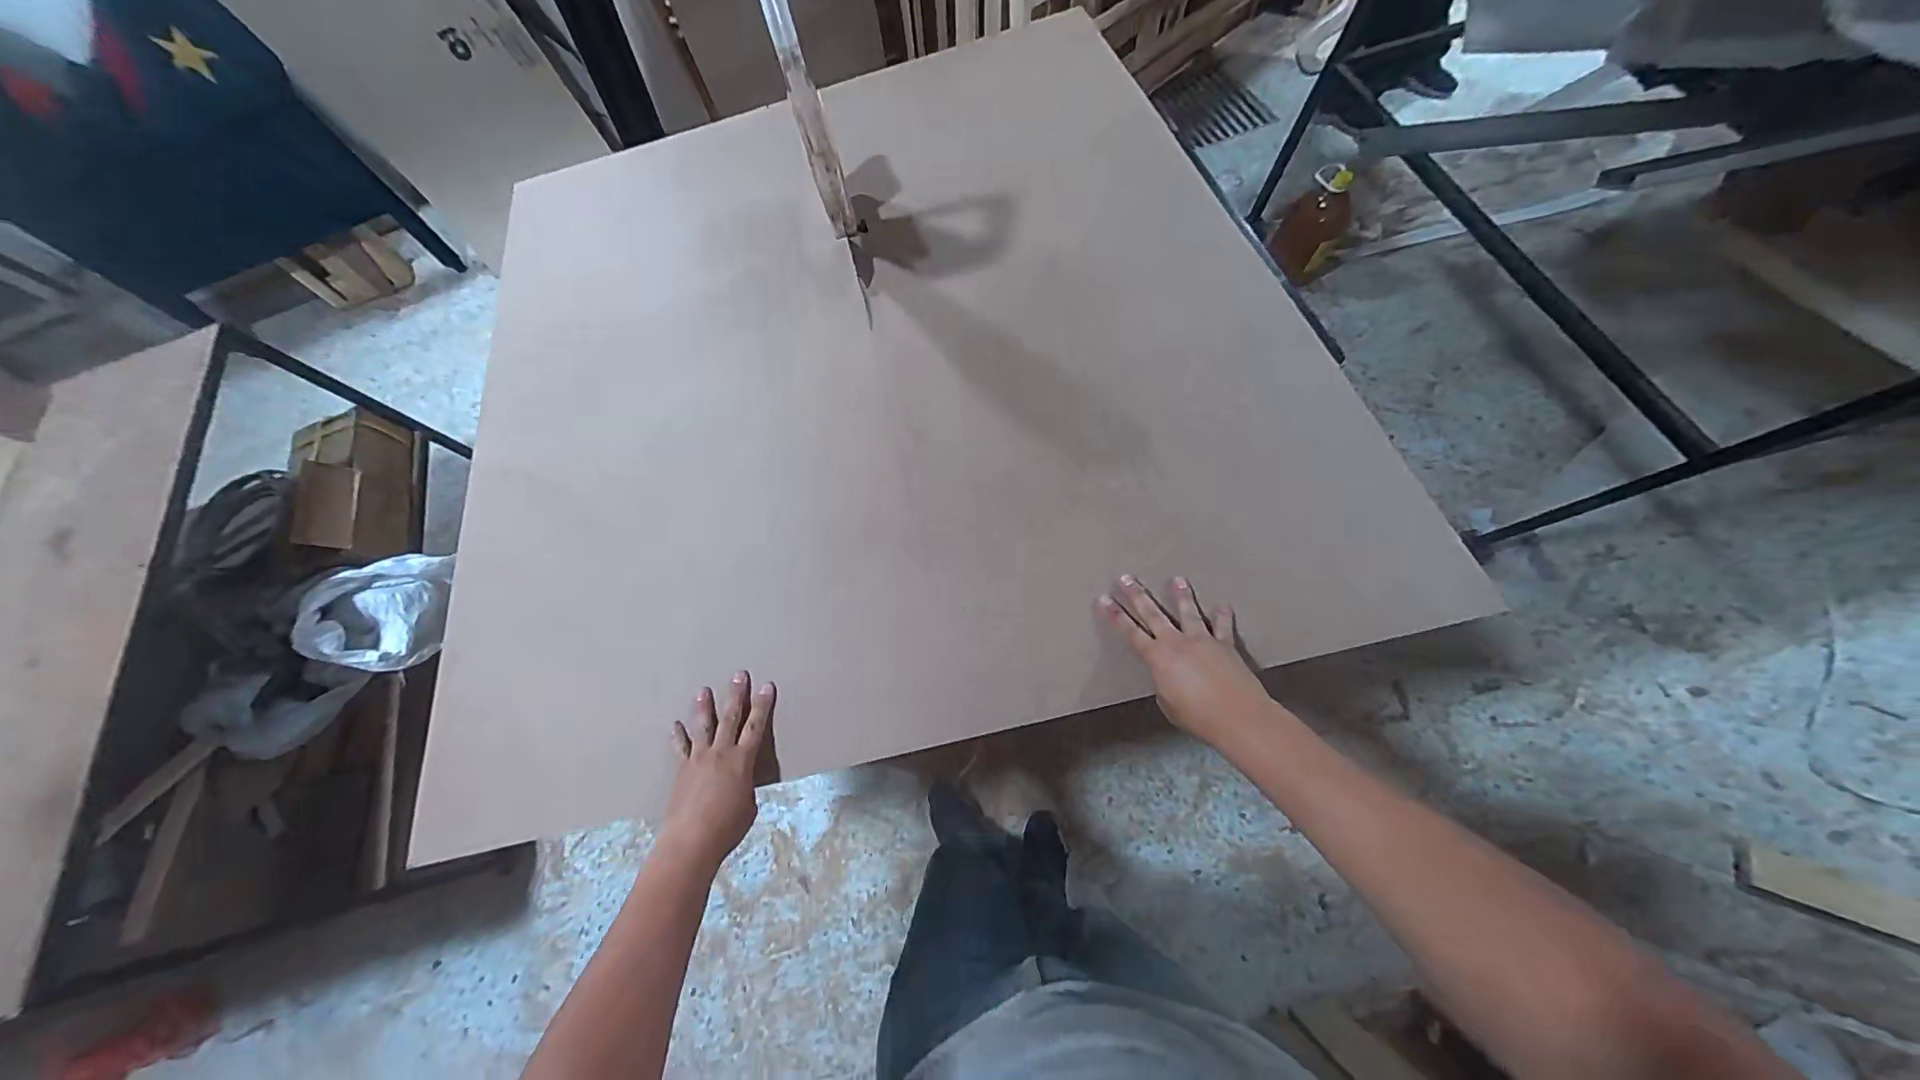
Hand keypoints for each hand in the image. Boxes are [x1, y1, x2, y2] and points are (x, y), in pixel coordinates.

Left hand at [658, 672, 774, 870]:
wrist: (691, 840)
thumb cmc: (728, 826)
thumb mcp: (749, 805)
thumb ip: (747, 786)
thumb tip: (741, 783)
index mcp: (742, 761)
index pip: (756, 727)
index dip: (762, 706)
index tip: (766, 687)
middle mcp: (720, 754)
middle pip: (730, 718)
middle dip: (736, 695)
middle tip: (738, 675)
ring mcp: (699, 760)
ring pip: (703, 727)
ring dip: (705, 708)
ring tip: (704, 690)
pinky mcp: (682, 771)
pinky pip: (681, 749)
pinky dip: (679, 736)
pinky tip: (676, 725)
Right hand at [1098, 575, 1272, 746]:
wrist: (1237, 716)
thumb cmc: (1199, 716)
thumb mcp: (1168, 704)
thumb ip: (1163, 684)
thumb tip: (1168, 677)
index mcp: (1158, 658)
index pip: (1130, 632)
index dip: (1115, 616)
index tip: (1104, 600)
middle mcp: (1178, 643)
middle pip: (1153, 614)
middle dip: (1137, 595)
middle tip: (1126, 579)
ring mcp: (1203, 641)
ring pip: (1188, 612)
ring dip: (1181, 595)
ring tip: (1176, 580)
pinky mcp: (1225, 645)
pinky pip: (1222, 626)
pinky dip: (1222, 616)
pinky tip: (1222, 605)